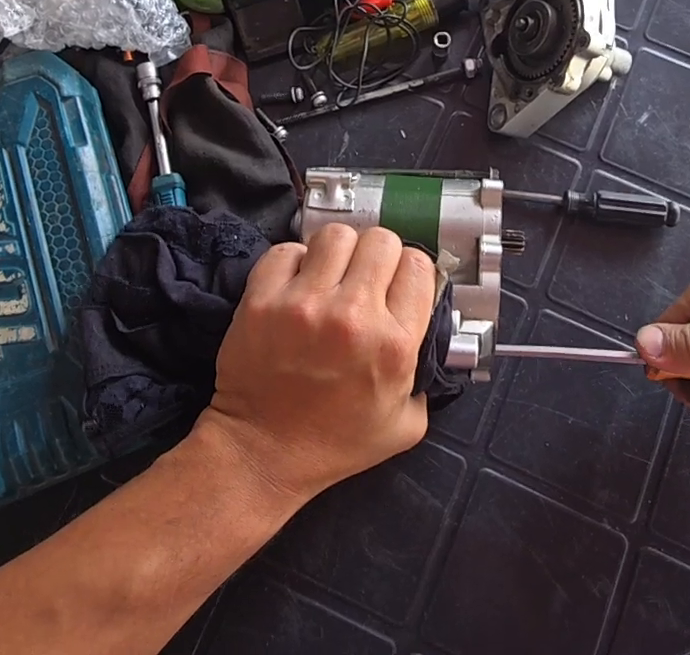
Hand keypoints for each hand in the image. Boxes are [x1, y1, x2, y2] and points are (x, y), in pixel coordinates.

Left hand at [196, 223, 437, 503]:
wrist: (261, 454)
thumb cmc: (335, 443)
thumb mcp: (407, 422)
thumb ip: (427, 369)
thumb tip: (428, 323)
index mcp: (394, 344)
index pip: (418, 265)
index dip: (411, 273)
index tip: (398, 287)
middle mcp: (353, 315)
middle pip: (381, 241)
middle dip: (379, 256)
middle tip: (366, 280)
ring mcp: (304, 303)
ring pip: (336, 235)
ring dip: (339, 252)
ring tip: (331, 276)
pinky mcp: (262, 299)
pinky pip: (287, 250)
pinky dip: (295, 262)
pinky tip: (297, 285)